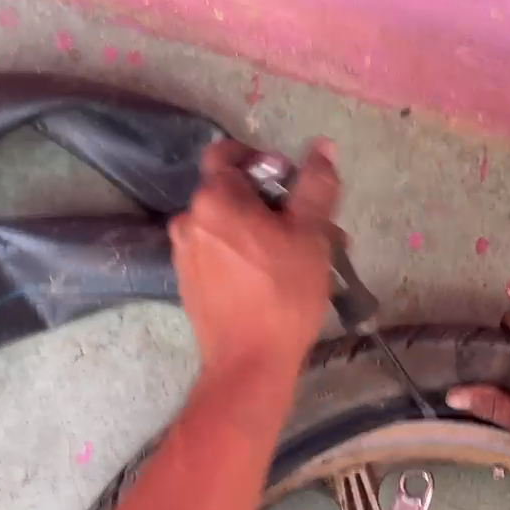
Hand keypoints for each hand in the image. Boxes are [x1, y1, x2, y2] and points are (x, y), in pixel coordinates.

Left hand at [170, 138, 339, 382]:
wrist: (250, 362)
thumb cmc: (284, 293)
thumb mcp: (311, 235)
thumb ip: (316, 186)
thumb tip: (324, 147)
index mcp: (214, 199)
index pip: (227, 154)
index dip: (262, 161)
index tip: (291, 185)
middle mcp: (189, 220)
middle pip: (233, 194)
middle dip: (275, 205)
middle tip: (313, 230)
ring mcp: (185, 255)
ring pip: (230, 228)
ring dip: (265, 233)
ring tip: (303, 261)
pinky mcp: (190, 284)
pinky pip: (221, 255)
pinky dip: (246, 257)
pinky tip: (276, 282)